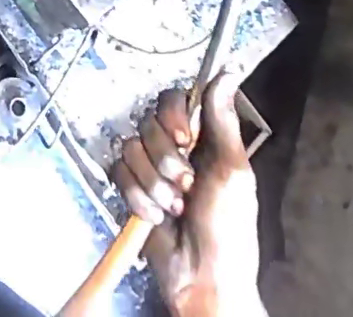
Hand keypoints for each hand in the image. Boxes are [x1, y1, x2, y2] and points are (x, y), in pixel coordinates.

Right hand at [114, 69, 265, 316]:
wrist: (204, 281)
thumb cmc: (228, 229)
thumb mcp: (233, 172)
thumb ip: (223, 120)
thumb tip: (227, 71)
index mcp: (201, 137)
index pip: (173, 99)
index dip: (173, 116)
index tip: (186, 139)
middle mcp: (173, 147)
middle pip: (149, 124)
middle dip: (166, 160)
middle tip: (186, 185)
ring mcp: (150, 169)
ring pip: (132, 149)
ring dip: (154, 184)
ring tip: (174, 207)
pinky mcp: (132, 189)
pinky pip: (119, 174)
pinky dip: (138, 198)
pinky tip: (156, 217)